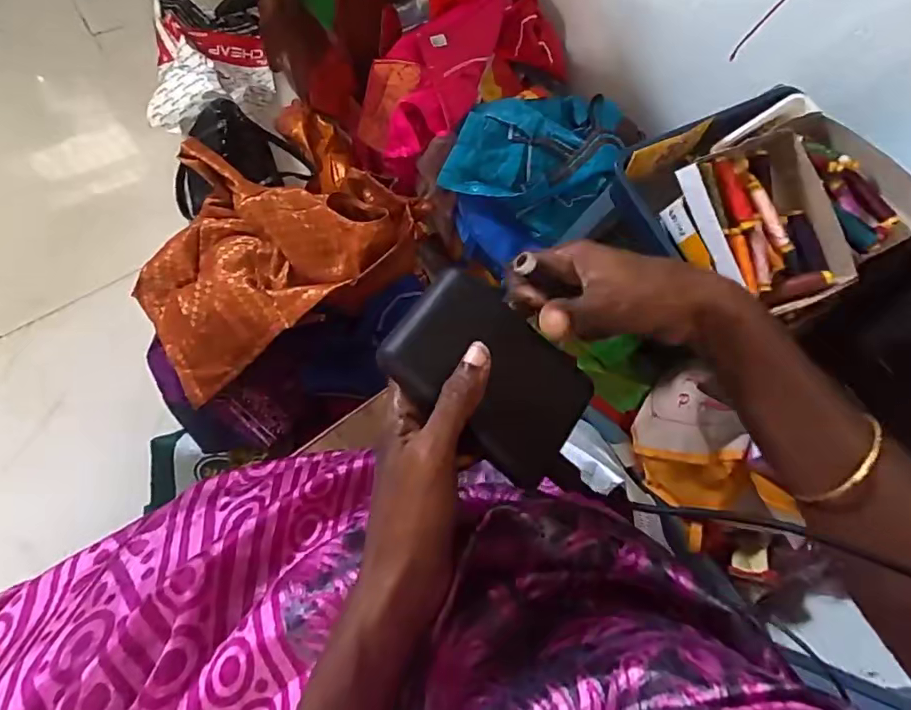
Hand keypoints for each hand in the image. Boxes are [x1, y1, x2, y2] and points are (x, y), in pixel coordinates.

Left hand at [359, 341, 490, 628]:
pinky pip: (466, 444)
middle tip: (504, 348)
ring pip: (455, 416)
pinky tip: (508, 426)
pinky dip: (483, 435)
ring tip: (512, 377)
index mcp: (397, 415)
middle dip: (465, 372)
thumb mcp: (434, 450)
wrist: (407, 585)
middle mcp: (410, 428)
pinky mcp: (445, 477)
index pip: (414, 367)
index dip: (436, 346)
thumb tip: (477, 348)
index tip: (472, 324)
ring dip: (477, 403)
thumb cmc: (412, 513)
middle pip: (438, 389)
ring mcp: (427, 454)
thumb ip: (455, 401)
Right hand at [505, 240, 749, 345]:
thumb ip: (567, 315)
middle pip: (540, 278)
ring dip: (552, 313)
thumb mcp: (602, 308)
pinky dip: (569, 320)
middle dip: (533, 301)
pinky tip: (569, 337)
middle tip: (538, 328)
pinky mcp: (608, 298)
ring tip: (550, 335)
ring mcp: (595, 280)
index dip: (519, 285)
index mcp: (574, 255)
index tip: (526, 312)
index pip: (527, 262)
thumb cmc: (647, 299)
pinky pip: (577, 307)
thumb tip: (540, 322)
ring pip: (559, 295)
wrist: (698, 306)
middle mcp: (580, 263)